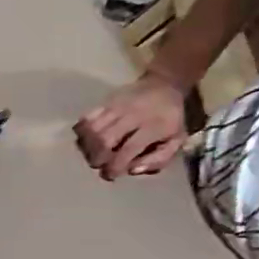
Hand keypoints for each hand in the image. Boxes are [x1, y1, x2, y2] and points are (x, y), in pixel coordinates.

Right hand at [73, 71, 188, 179]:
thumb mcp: (175, 142)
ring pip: (92, 129)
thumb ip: (157, 160)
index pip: (126, 151)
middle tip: (99, 163)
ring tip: (92, 152)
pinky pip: (87, 117)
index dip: (113, 168)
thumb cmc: (171, 120)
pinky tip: (88, 138)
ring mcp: (118, 105)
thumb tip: (132, 169)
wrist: (168, 84)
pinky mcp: (107, 100)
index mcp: (154, 126)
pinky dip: (82, 131)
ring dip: (87, 146)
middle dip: (97, 158)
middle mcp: (134, 114)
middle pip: (103, 141)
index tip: (110, 174)